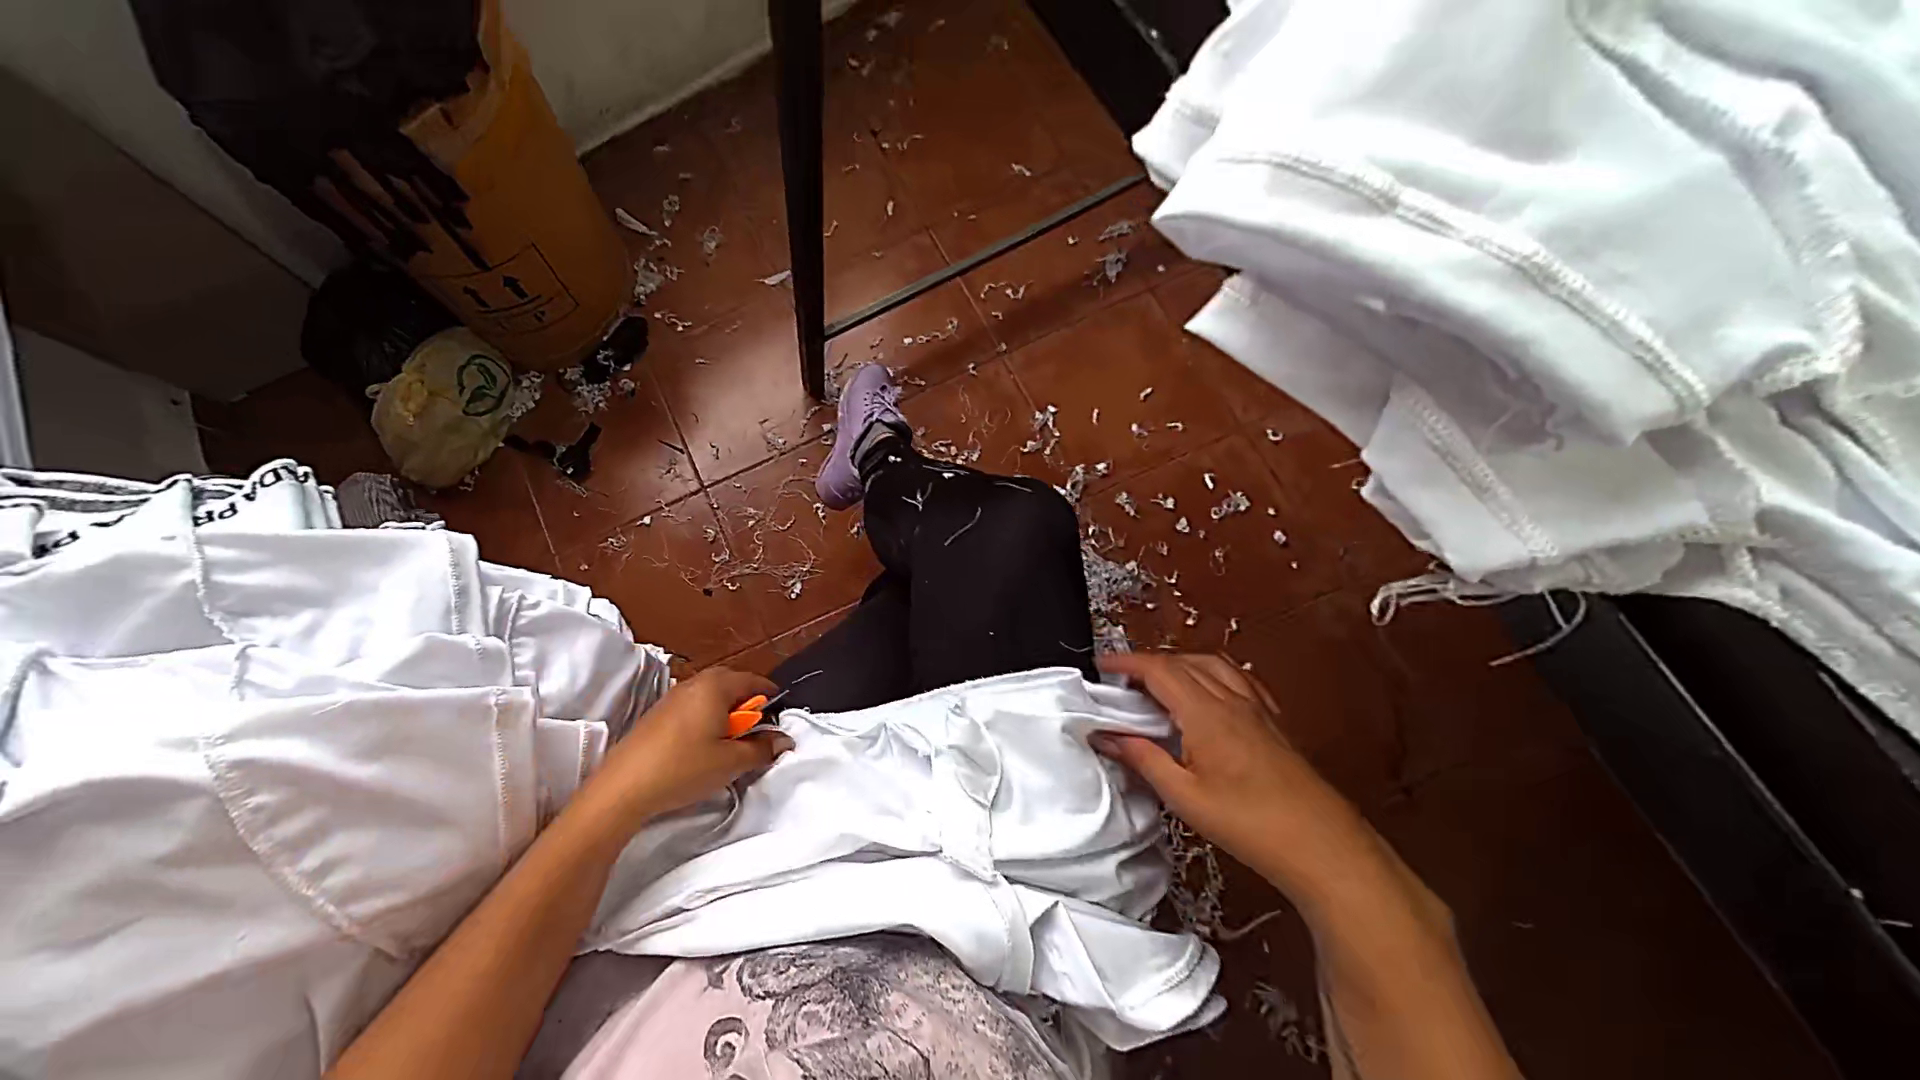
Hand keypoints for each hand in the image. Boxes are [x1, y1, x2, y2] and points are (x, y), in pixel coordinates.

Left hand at [586, 666, 793, 830]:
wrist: (622, 789)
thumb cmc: (684, 768)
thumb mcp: (732, 761)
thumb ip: (763, 748)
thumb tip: (783, 740)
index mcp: (716, 685)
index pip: (755, 681)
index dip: (771, 701)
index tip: (777, 724)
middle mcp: (695, 683)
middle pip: (732, 685)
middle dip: (748, 706)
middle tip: (755, 734)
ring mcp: (673, 697)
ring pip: (711, 697)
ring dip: (726, 714)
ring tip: (728, 744)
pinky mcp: (657, 714)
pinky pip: (693, 707)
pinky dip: (706, 720)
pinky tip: (701, 749)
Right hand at [1093, 652, 1375, 895]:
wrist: (1322, 844)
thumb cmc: (1253, 823)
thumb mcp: (1184, 796)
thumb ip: (1143, 759)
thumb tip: (1110, 737)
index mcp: (1206, 713)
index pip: (1159, 669)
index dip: (1127, 662)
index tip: (1103, 664)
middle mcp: (1232, 700)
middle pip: (1183, 661)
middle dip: (1148, 663)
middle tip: (1123, 682)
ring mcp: (1256, 708)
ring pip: (1211, 664)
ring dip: (1180, 663)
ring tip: (1159, 683)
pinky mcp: (1272, 721)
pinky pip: (1237, 679)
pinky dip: (1211, 673)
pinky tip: (1207, 692)